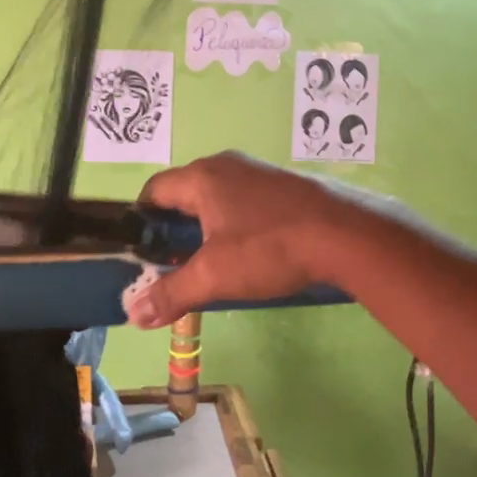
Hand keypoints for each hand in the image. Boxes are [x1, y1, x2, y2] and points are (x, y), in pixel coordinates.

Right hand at [128, 152, 396, 328]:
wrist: (343, 235)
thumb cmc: (269, 248)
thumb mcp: (215, 276)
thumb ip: (172, 292)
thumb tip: (133, 312)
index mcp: (202, 177)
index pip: (154, 190)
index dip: (141, 221)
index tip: (141, 252)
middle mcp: (225, 165)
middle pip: (184, 193)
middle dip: (173, 228)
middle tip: (172, 264)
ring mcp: (256, 171)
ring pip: (215, 197)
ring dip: (205, 227)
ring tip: (208, 263)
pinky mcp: (280, 185)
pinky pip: (241, 200)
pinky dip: (232, 223)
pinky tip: (246, 252)